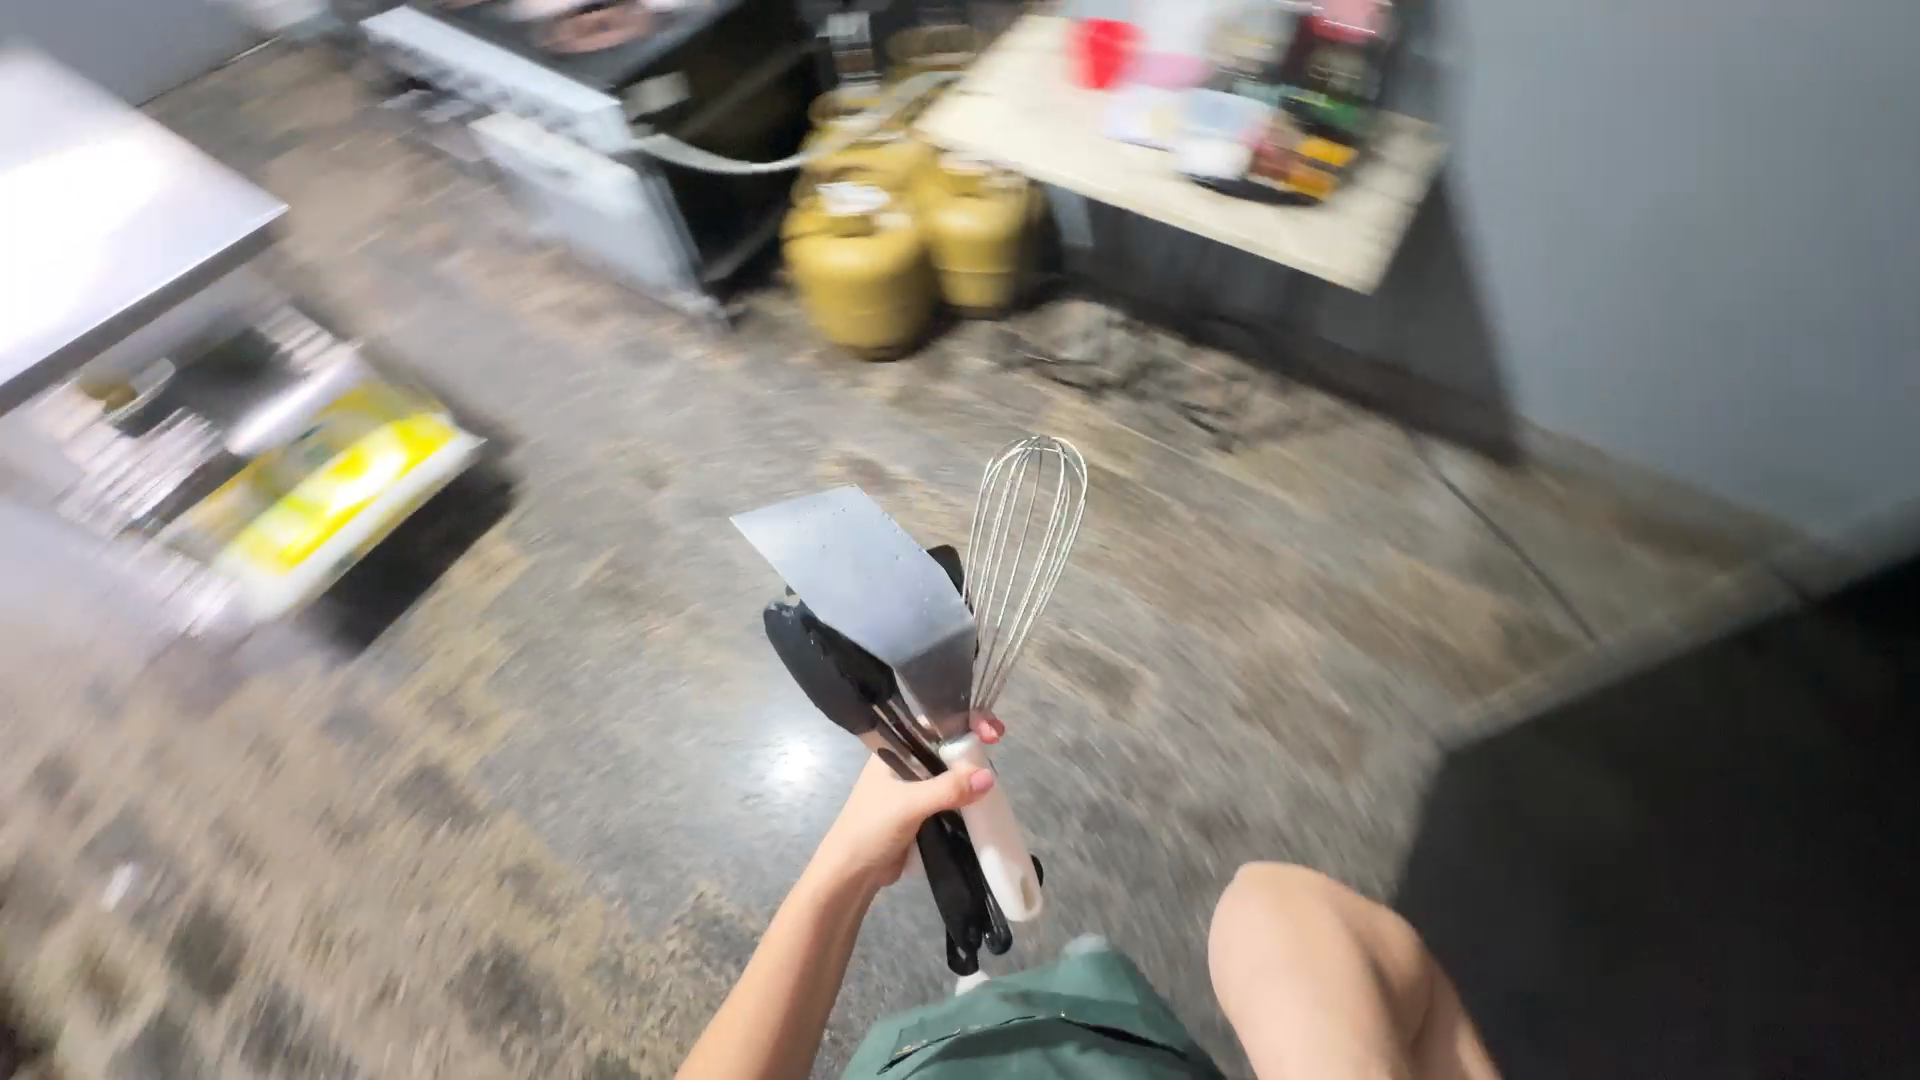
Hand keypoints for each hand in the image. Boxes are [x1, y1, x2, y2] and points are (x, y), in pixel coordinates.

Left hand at [809, 713, 1005, 892]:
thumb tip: (989, 777)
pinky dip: (968, 794)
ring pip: (951, 770)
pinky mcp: (924, 810)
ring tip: (996, 772)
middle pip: (946, 743)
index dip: (962, 717)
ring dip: (972, 769)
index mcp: (895, 749)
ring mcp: (916, 786)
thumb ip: (947, 789)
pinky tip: (986, 796)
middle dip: (972, 740)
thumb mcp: (908, 805)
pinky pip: (952, 795)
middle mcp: (906, 762)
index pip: (933, 721)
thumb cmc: (870, 829)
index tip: (988, 729)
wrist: (853, 875)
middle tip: (998, 740)